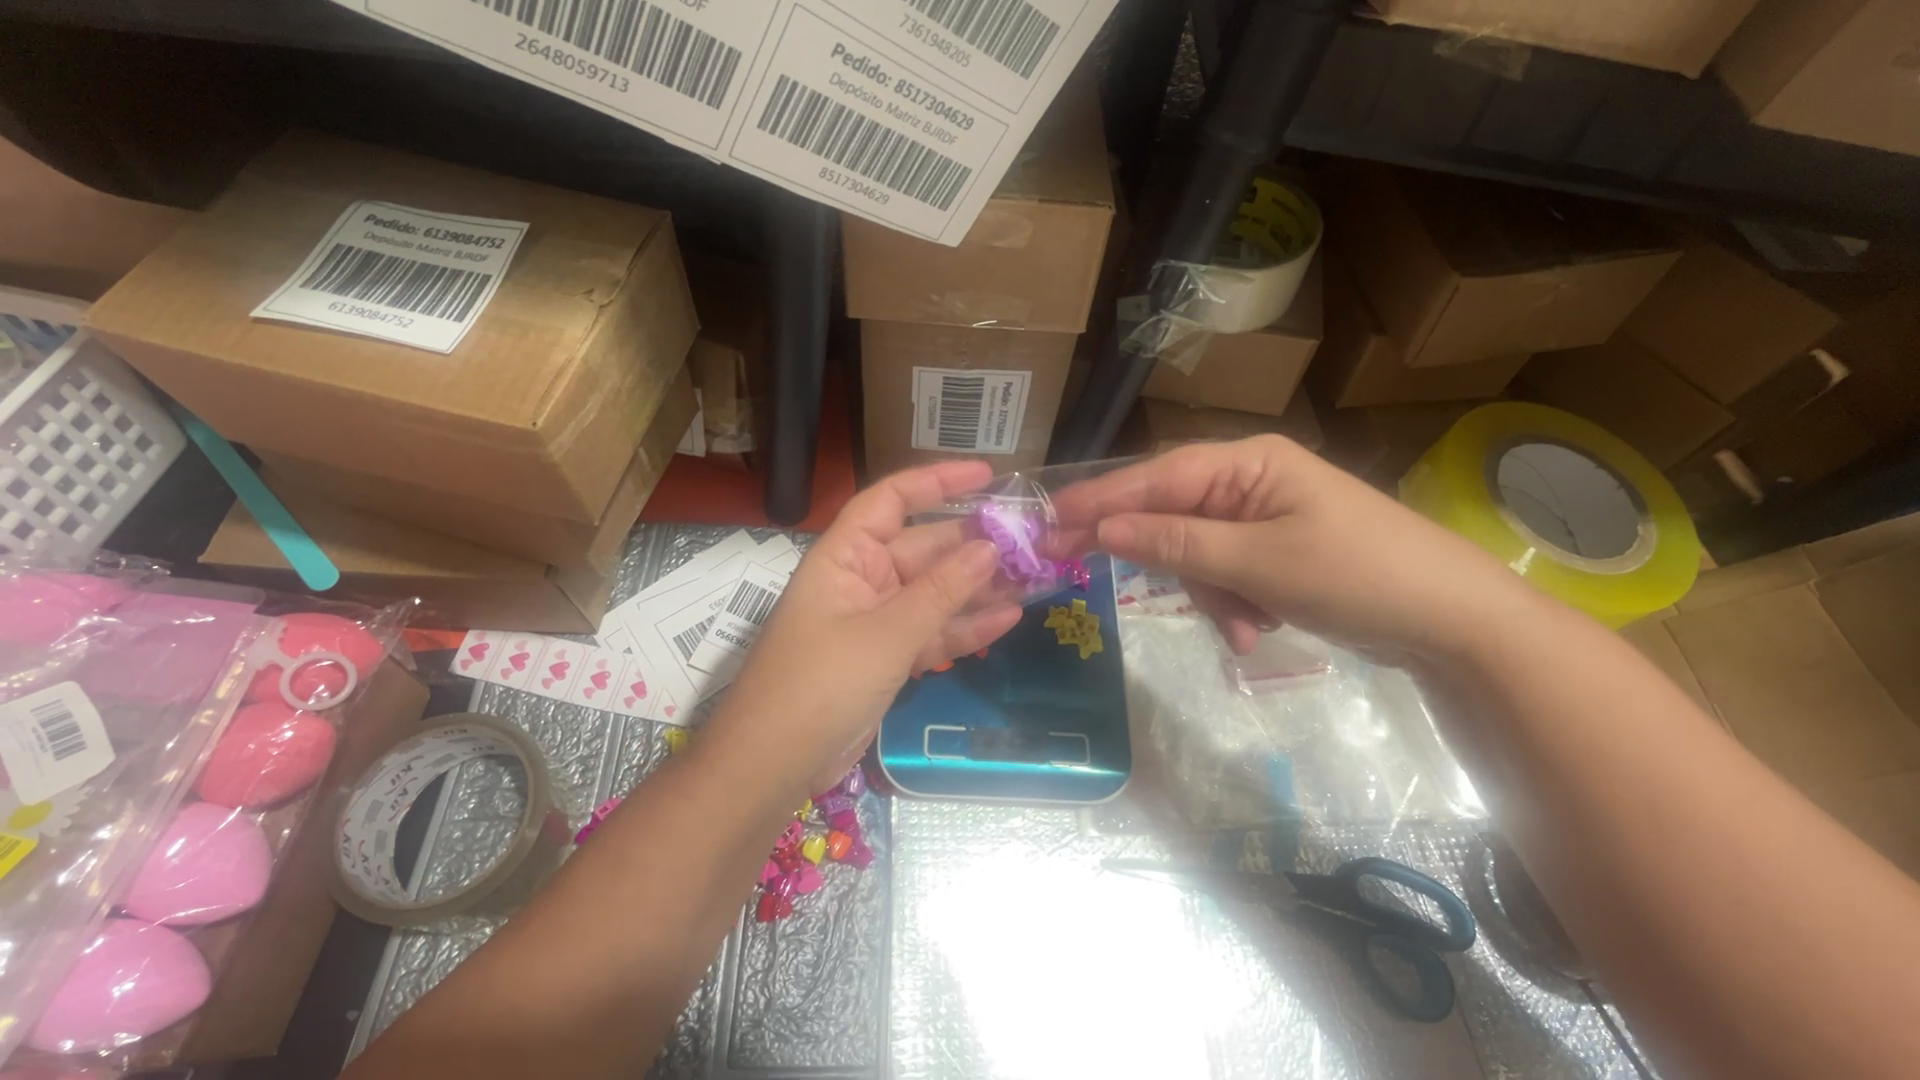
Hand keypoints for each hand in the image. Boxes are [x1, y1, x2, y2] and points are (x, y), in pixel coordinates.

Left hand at [711, 462, 1022, 794]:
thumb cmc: (819, 684)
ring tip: (1034, 579)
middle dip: (974, 546)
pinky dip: (964, 629)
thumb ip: (940, 592)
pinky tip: (1007, 620)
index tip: (989, 476)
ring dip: (978, 589)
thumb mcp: (885, 634)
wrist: (773, 765)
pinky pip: (931, 634)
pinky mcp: (885, 660)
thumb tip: (989, 548)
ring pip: (934, 595)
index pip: (891, 500)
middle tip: (1032, 542)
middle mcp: (861, 581)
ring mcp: (874, 623)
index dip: (937, 481)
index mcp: (846, 556)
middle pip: (924, 549)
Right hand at [1051, 437, 1543, 661]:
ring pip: (1196, 551)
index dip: (1099, 499)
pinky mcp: (1278, 554)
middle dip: (1159, 556)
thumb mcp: (1259, 562)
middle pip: (1171, 512)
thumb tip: (1102, 527)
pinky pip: (1227, 573)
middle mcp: (1252, 481)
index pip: (1156, 475)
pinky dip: (1232, 603)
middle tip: (1083, 570)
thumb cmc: (1357, 576)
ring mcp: (1266, 519)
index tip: (1046, 523)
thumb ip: (1176, 543)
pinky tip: (1255, 630)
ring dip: (1208, 593)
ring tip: (1240, 626)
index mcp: (1250, 463)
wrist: (1453, 622)